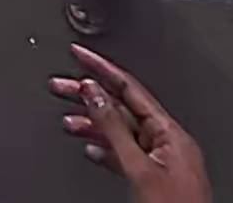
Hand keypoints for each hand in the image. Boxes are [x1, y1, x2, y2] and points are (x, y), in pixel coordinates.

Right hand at [51, 45, 209, 202]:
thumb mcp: (139, 168)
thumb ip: (113, 127)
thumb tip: (93, 91)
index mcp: (171, 135)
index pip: (129, 87)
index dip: (101, 67)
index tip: (79, 53)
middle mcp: (169, 144)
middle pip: (121, 107)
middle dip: (88, 97)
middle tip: (61, 85)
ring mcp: (162, 163)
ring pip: (120, 131)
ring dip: (92, 124)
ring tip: (68, 120)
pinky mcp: (156, 180)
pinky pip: (125, 153)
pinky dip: (104, 148)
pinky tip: (90, 148)